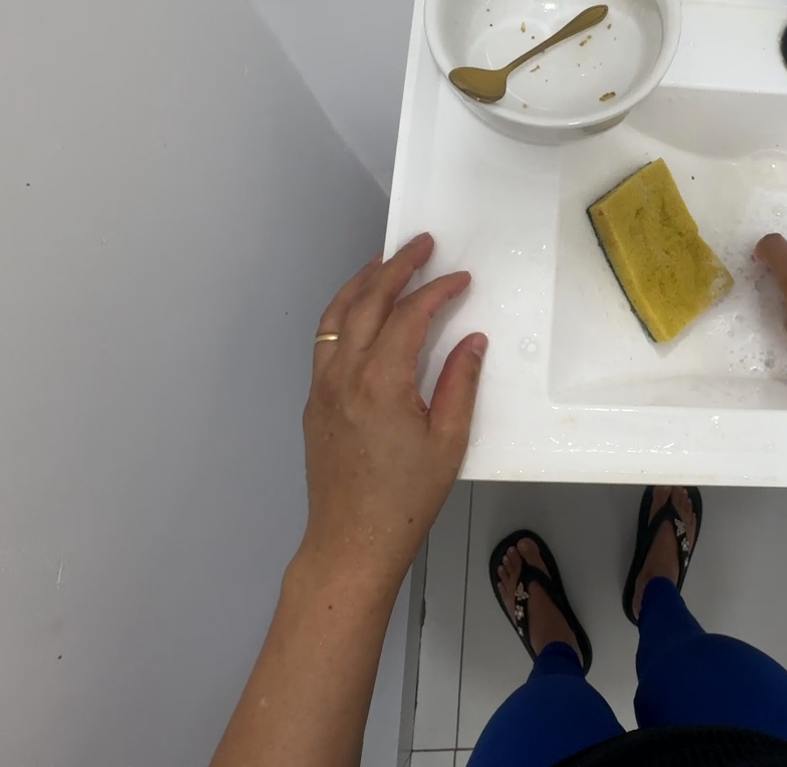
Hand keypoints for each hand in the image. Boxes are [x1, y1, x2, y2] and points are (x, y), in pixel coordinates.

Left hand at [300, 233, 484, 584]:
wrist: (351, 541)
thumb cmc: (407, 497)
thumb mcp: (449, 440)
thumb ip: (461, 382)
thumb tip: (472, 340)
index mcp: (382, 381)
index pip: (411, 315)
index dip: (439, 291)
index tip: (462, 279)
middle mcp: (345, 374)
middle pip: (368, 302)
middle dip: (397, 266)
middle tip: (422, 244)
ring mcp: (323, 385)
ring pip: (336, 315)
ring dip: (362, 282)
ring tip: (385, 260)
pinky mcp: (314, 400)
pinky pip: (325, 340)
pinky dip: (343, 311)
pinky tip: (360, 308)